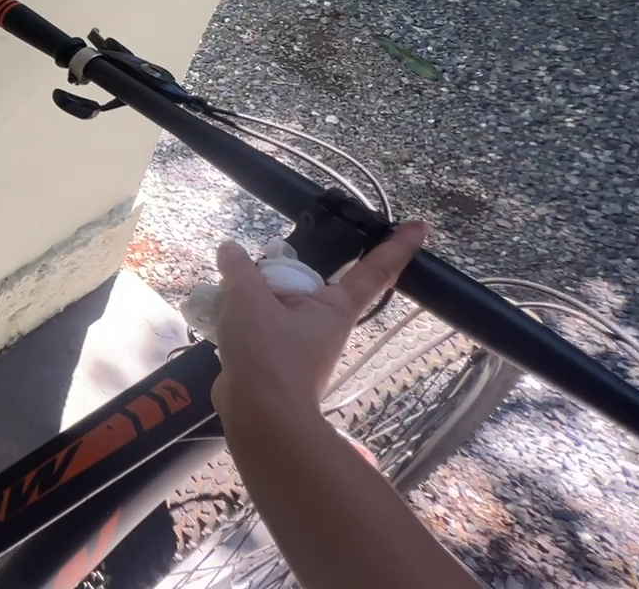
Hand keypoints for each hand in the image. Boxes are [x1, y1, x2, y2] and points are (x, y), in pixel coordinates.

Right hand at [211, 222, 429, 425]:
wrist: (260, 411)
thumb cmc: (268, 352)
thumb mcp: (247, 298)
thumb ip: (239, 269)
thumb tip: (231, 249)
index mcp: (334, 308)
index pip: (373, 272)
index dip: (396, 247)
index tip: (420, 227)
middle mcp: (324, 323)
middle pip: (303, 283)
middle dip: (275, 273)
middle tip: (248, 268)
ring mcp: (301, 342)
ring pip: (275, 303)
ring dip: (249, 295)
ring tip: (223, 295)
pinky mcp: (277, 357)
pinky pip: (258, 323)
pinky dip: (238, 314)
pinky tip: (218, 316)